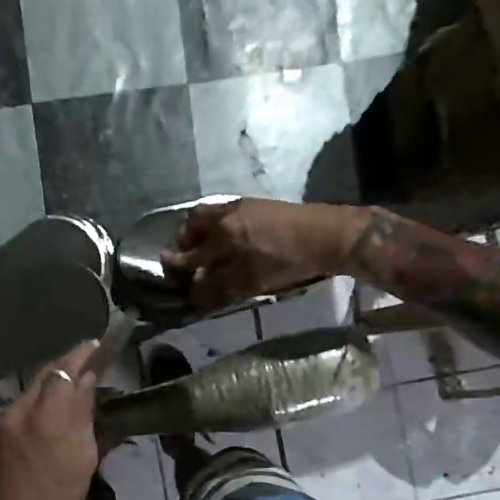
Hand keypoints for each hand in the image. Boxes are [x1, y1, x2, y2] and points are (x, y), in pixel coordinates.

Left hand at [0, 342, 100, 499]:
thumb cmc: (58, 498)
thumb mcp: (83, 457)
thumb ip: (83, 414)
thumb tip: (86, 381)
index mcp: (47, 417)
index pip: (64, 371)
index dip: (80, 355)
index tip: (96, 345)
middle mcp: (21, 409)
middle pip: (45, 374)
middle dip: (66, 364)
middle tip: (88, 360)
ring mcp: (4, 418)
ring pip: (32, 387)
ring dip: (53, 380)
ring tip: (74, 381)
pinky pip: (23, 402)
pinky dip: (40, 397)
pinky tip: (53, 403)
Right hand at [162, 197, 372, 309]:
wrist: (330, 235)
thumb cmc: (288, 262)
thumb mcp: (250, 281)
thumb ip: (217, 288)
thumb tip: (194, 295)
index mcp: (221, 235)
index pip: (188, 255)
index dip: (176, 268)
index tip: (169, 276)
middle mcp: (226, 215)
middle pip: (192, 222)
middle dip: (185, 241)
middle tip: (189, 258)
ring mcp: (242, 206)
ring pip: (209, 214)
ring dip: (202, 231)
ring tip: (209, 250)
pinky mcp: (258, 204)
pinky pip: (226, 212)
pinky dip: (219, 226)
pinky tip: (231, 242)